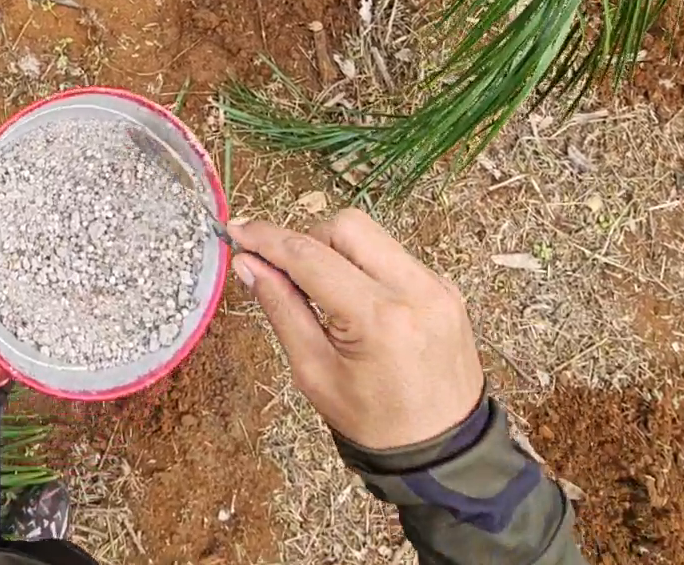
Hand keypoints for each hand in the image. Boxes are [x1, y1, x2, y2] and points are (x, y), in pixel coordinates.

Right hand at [229, 210, 483, 450]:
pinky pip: (391, 253)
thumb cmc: (375, 422)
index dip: (266, 239)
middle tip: (290, 274)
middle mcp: (415, 290)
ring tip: (323, 290)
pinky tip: (354, 300)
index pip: (309, 256)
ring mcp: (436, 285)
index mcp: (380, 318)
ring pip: (369, 234)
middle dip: (307, 240)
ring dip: (334, 249)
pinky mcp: (444, 287)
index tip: (237, 230)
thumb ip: (280, 307)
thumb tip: (246, 262)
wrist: (447, 456)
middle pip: (345, 227)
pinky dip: (361, 264)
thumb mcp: (314, 371)